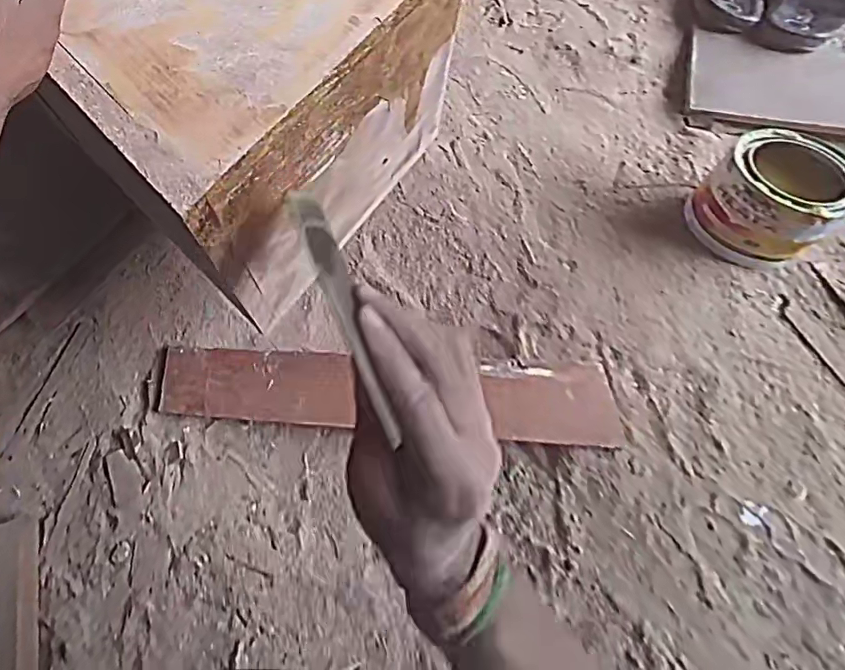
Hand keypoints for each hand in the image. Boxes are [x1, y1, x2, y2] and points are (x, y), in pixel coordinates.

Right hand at [347, 285, 502, 609]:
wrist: (444, 550)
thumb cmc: (397, 524)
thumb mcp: (368, 478)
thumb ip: (370, 417)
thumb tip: (361, 354)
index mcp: (447, 476)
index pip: (419, 400)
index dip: (388, 353)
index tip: (360, 313)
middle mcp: (478, 442)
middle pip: (441, 365)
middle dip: (399, 323)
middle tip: (359, 294)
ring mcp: (485, 422)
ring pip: (453, 354)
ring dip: (410, 321)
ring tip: (371, 300)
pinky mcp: (480, 406)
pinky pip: (457, 357)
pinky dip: (424, 331)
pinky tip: (397, 319)